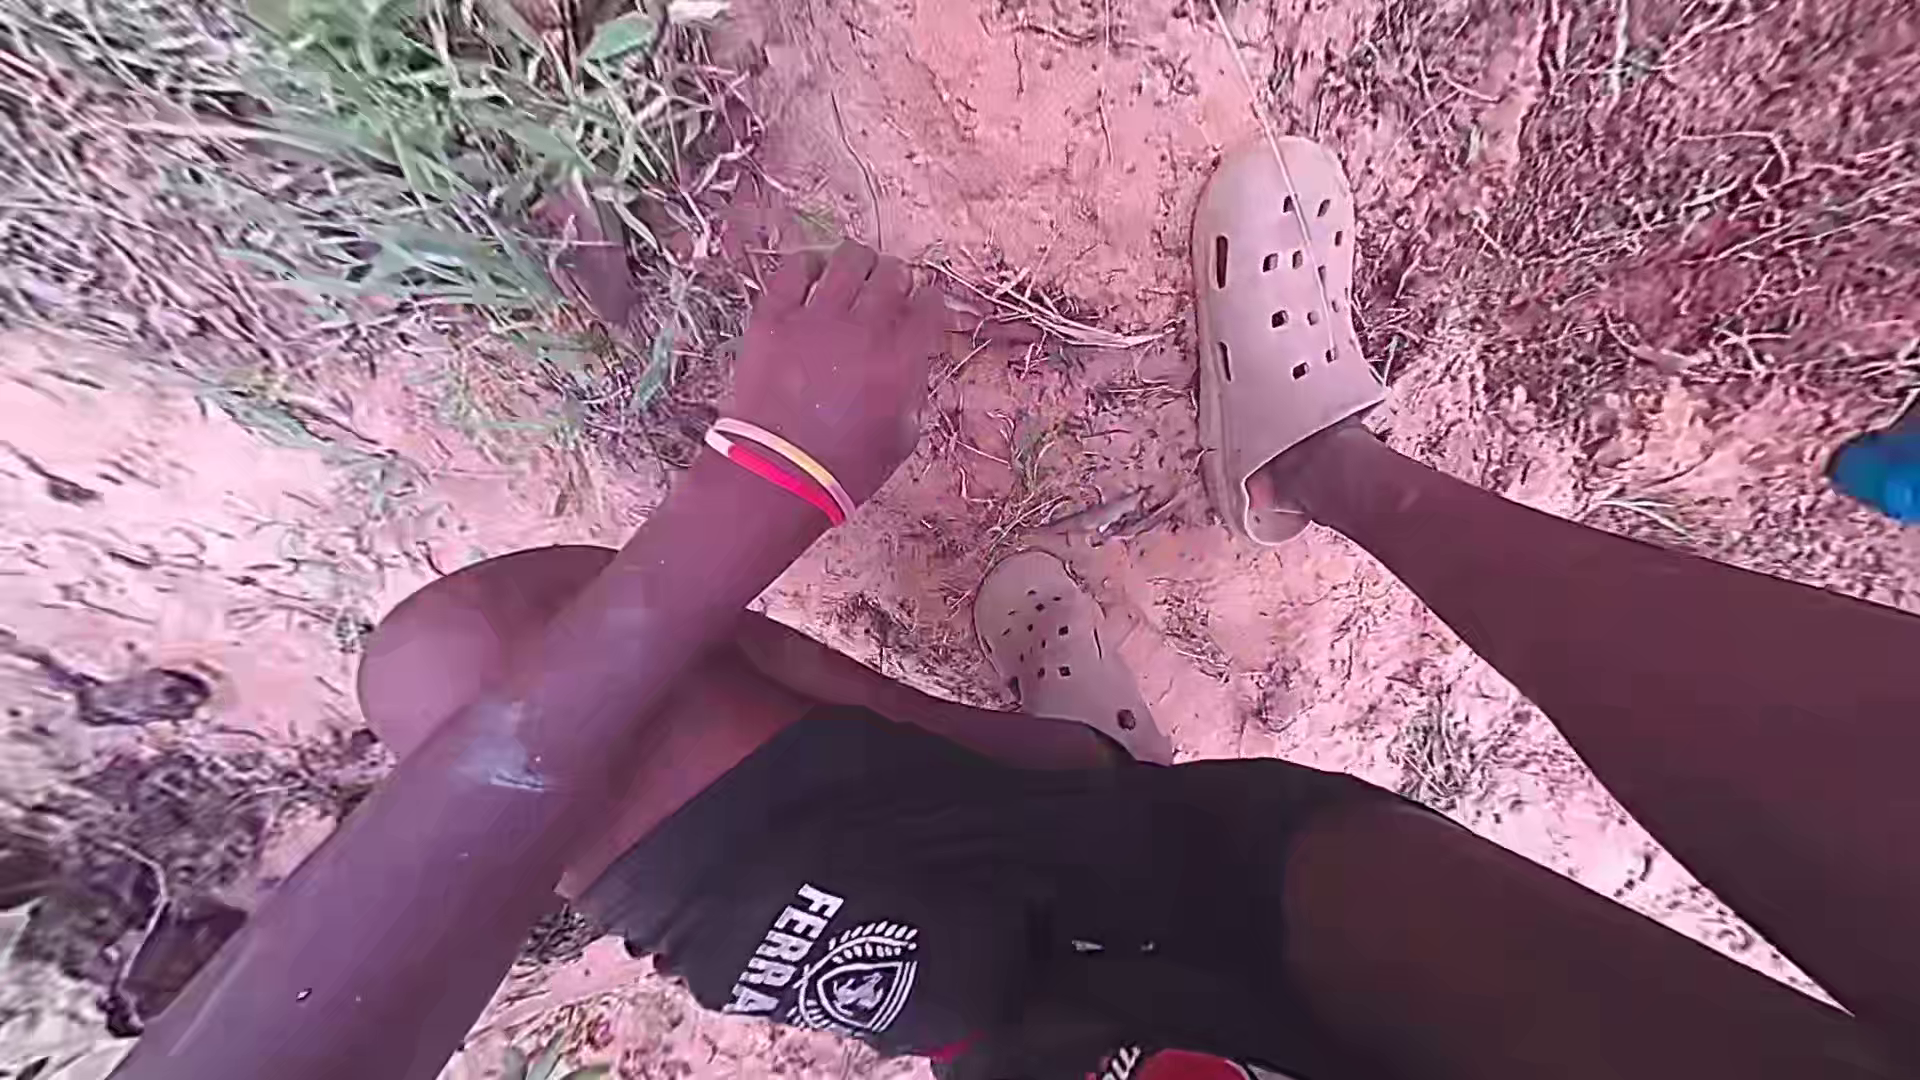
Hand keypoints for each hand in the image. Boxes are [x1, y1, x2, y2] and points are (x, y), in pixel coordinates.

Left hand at [729, 242, 947, 503]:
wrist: (781, 474)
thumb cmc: (848, 467)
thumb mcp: (902, 437)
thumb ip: (912, 391)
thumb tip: (911, 365)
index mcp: (903, 360)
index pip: (930, 308)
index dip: (932, 303)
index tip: (926, 308)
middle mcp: (866, 329)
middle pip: (893, 276)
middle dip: (899, 281)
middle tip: (891, 291)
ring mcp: (817, 317)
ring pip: (849, 260)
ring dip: (860, 264)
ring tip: (856, 276)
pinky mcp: (774, 316)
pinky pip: (795, 268)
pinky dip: (810, 265)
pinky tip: (816, 274)